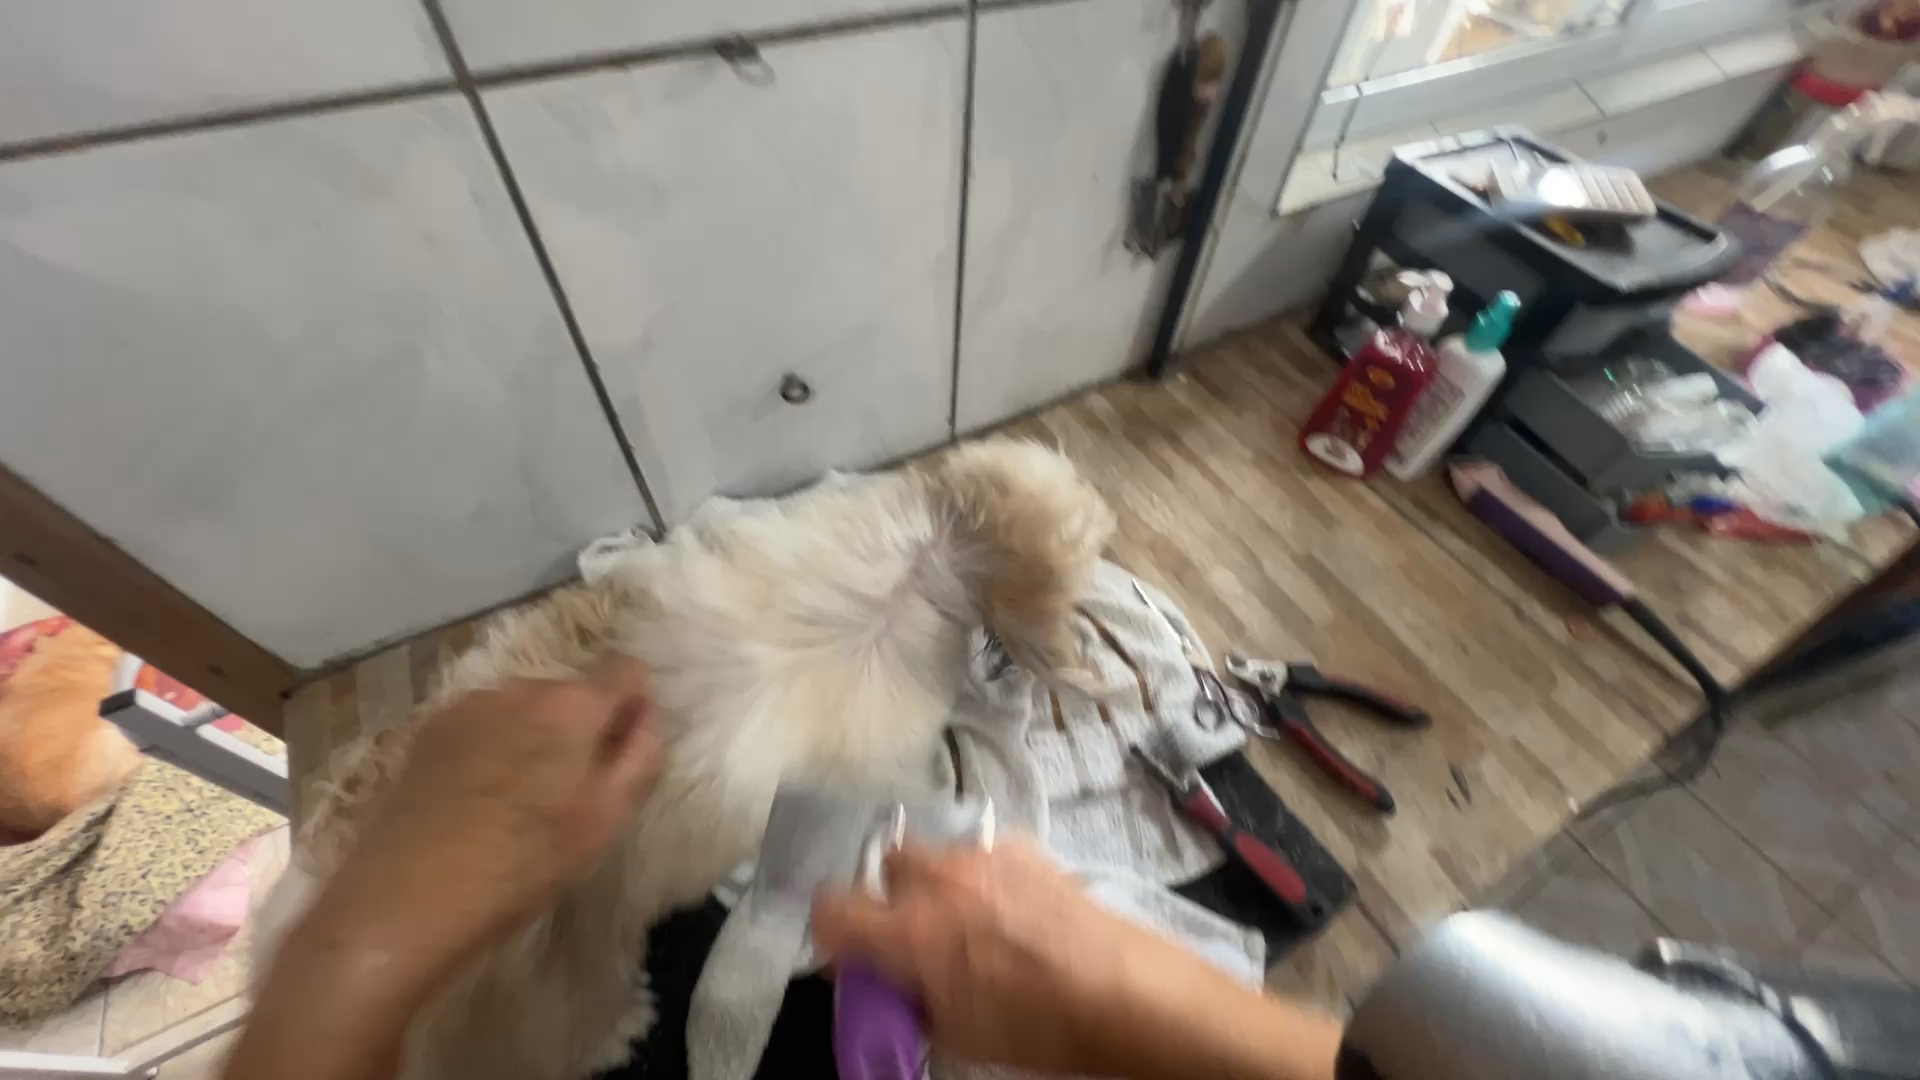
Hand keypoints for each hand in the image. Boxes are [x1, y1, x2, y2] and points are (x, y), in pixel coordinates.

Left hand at [306, 657, 663, 975]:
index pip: (626, 668)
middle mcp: (523, 688)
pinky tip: (476, 797)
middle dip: (582, 726)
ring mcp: (468, 706)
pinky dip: (494, 746)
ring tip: (517, 797)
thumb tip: (646, 716)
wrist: (401, 905)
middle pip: (574, 691)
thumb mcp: (609, 816)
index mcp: (574, 704)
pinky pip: (484, 723)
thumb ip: (644, 753)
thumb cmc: (524, 862)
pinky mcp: (426, 731)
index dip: (634, 704)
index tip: (621, 750)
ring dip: (536, 735)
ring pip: (527, 708)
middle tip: (570, 788)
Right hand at [811, 839, 1226, 1076]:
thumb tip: (889, 981)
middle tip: (915, 928)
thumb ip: (907, 997)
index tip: (847, 945)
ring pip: (935, 852)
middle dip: (891, 893)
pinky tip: (1011, 904)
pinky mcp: (1018, 844)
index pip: (831, 908)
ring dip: (936, 880)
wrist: (1115, 985)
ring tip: (970, 916)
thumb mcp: (953, 1032)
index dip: (830, 926)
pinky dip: (981, 873)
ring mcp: (979, 855)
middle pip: (886, 862)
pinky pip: (980, 851)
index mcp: (910, 932)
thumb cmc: (1033, 1024)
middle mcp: (937, 881)